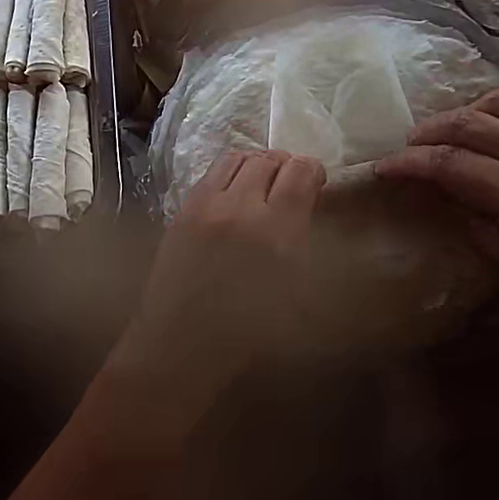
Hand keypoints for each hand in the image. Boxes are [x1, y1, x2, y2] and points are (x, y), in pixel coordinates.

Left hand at [110, 150, 325, 408]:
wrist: (184, 342)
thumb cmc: (249, 332)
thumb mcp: (296, 290)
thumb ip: (302, 240)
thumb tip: (306, 207)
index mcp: (279, 231)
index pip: (301, 172)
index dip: (314, 171)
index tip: (316, 183)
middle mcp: (241, 208)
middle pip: (269, 159)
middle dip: (285, 166)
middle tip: (288, 183)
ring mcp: (206, 205)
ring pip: (236, 158)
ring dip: (254, 165)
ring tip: (259, 183)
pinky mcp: (182, 210)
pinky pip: (208, 175)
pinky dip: (226, 176)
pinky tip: (230, 195)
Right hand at [375, 90, 498, 308]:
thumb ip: (462, 216)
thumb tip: (425, 190)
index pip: (449, 163)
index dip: (407, 163)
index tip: (380, 169)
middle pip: (467, 123)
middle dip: (425, 133)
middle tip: (404, 151)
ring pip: (495, 104)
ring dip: (455, 116)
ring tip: (436, 136)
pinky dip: (489, 113)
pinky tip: (477, 131)